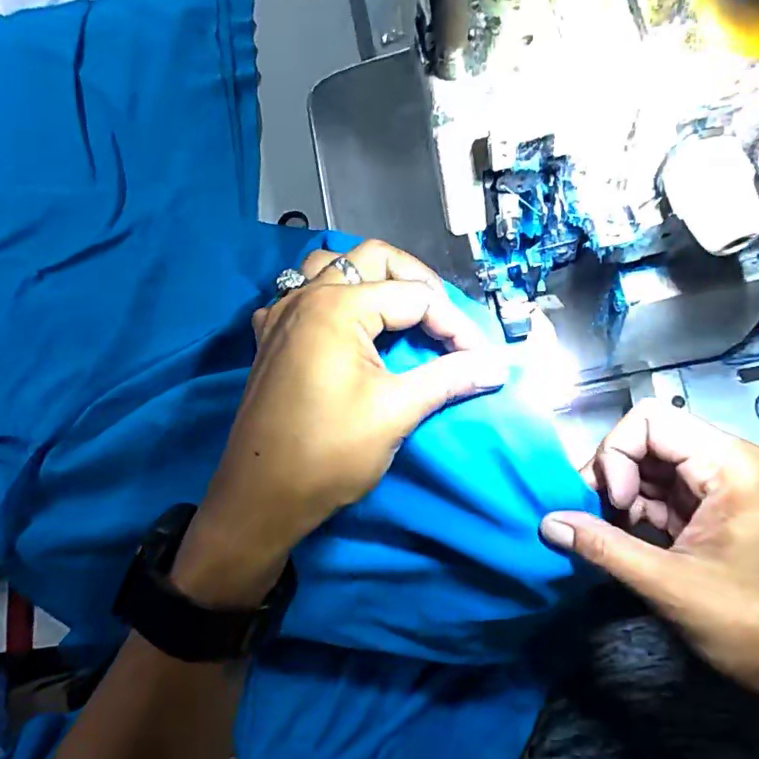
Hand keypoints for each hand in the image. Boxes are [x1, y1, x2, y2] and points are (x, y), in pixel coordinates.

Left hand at [170, 241, 507, 609]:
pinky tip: (346, 329)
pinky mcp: (271, 340)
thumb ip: (449, 378)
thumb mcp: (397, 411)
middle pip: (374, 260)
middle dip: (418, 283)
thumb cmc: (330, 453)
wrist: (262, 498)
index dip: (455, 326)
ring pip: (332, 268)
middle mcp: (305, 297)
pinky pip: (302, 296)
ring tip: (401, 313)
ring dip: (372, 281)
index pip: (414, 297)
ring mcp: (281, 315)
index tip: (479, 359)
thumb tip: (496, 366)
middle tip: (446, 321)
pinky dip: (332, 300)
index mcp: (336, 307)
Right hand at [538, 400, 758, 749]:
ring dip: (627, 502)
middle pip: (653, 444)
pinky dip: (647, 520)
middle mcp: (732, 466)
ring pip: (661, 475)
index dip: (615, 456)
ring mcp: (733, 494)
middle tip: (592, 525)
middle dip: (614, 479)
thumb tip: (547, 523)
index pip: (649, 420)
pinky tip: (630, 547)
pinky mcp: (730, 521)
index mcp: (730, 463)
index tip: (610, 507)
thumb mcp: (676, 587)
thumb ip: (606, 548)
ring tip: (606, 541)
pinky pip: (677, 503)